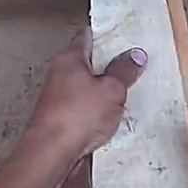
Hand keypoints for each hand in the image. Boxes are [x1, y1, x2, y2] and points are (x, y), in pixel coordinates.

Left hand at [27, 32, 146, 158]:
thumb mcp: (111, 89)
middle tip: (132, 63)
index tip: (121, 35)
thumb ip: (124, 71)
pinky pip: (84, 107)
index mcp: (69, 59)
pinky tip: (112, 116)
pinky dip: (97, 108)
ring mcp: (58, 97)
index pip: (86, 36)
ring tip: (128, 90)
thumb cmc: (78, 115)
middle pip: (86, 62)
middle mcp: (60, 74)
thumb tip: (136, 55)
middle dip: (108, 63)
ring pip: (85, 86)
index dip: (104, 34)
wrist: (52, 153)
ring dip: (103, 89)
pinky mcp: (61, 118)